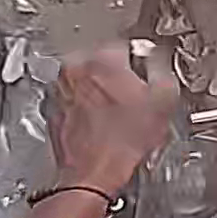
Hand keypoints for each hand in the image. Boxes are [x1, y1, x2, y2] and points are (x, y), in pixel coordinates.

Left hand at [46, 44, 178, 194]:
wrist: (93, 173)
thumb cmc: (124, 142)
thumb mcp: (164, 100)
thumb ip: (164, 70)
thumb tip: (159, 62)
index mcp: (102, 60)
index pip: (126, 43)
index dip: (142, 59)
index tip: (148, 71)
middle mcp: (75, 70)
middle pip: (102, 58)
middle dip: (119, 72)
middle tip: (135, 93)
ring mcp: (59, 90)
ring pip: (86, 78)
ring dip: (101, 88)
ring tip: (119, 110)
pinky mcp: (52, 110)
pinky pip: (74, 98)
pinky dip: (86, 105)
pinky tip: (103, 121)